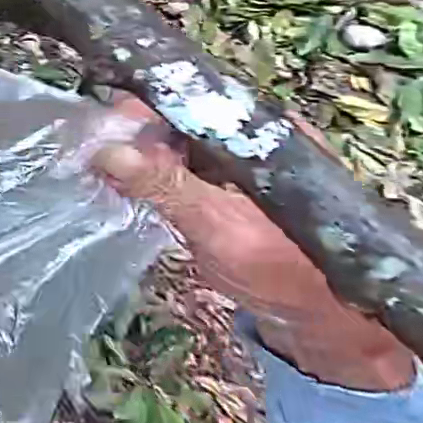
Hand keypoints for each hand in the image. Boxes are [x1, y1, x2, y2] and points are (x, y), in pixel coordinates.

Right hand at [92, 99, 415, 391]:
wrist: (325, 321)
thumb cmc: (282, 273)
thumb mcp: (216, 227)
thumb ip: (164, 187)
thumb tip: (107, 152)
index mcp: (262, 130)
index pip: (192, 101)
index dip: (144, 109)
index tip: (103, 127)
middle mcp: (252, 134)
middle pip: (181, 117)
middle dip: (135, 134)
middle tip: (97, 157)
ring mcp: (242, 158)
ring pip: (178, 140)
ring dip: (142, 154)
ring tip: (108, 170)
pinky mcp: (231, 182)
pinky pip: (184, 163)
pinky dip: (156, 171)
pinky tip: (132, 182)